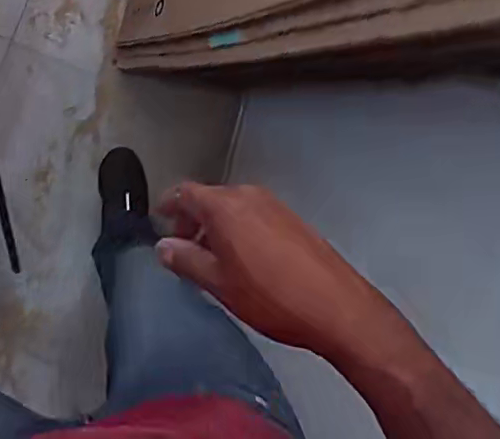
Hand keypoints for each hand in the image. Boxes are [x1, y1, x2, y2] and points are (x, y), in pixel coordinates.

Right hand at [156, 183, 428, 366]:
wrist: (337, 308)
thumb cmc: (275, 296)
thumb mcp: (219, 283)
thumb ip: (186, 261)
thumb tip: (164, 248)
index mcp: (224, 206)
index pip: (184, 192)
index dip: (168, 204)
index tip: (161, 217)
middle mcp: (246, 196)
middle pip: (209, 198)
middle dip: (193, 219)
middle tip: (186, 246)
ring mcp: (272, 204)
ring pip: (232, 206)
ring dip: (218, 225)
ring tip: (216, 258)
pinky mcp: (291, 217)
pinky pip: (254, 213)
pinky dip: (241, 228)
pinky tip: (246, 259)